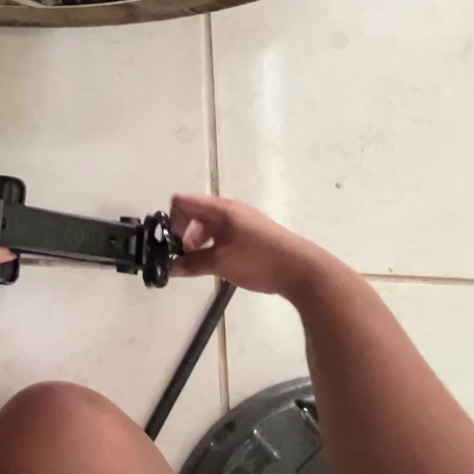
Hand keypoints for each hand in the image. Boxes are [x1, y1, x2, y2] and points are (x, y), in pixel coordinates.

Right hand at [169, 195, 337, 296]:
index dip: (173, 221)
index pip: (182, 202)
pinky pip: (223, 232)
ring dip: (199, 241)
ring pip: (209, 224)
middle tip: (186, 257)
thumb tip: (170, 268)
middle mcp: (230, 209)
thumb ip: (191, 264)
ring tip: (202, 264)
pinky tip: (221, 264)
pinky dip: (214, 244)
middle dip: (184, 234)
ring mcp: (243, 220)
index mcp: (220, 209)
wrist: (304, 271)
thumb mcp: (220, 264)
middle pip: (194, 212)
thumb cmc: (258, 261)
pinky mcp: (252, 233)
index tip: (176, 245)